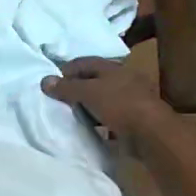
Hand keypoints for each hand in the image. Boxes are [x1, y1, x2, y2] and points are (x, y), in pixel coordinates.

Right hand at [41, 57, 169, 145]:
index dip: (67, 69)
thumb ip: (66, 87)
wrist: (150, 133)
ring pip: (101, 98)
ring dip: (86, 104)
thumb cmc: (119, 105)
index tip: (51, 82)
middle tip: (58, 98)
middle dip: (76, 87)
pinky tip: (87, 126)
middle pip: (93, 79)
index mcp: (113, 68)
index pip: (84, 62)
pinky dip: (97, 118)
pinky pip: (109, 115)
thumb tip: (44, 80)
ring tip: (70, 113)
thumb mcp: (88, 93)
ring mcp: (129, 99)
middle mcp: (122, 80)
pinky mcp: (132, 117)